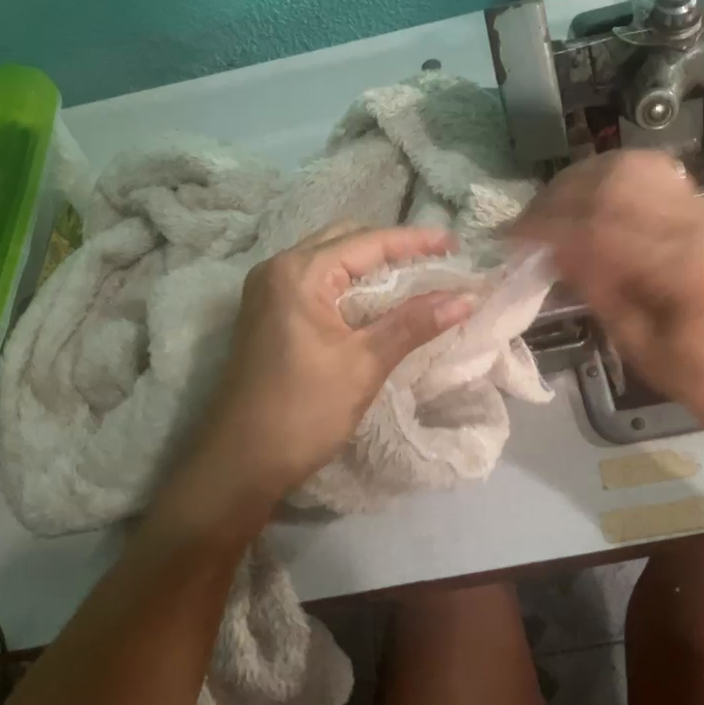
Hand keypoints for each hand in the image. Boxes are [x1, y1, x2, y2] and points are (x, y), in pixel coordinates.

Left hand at [176, 224, 474, 516]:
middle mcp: (278, 269)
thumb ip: (414, 322)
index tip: (456, 243)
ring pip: (329, 259)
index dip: (415, 241)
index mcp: (299, 273)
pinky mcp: (267, 313)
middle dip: (392, 247)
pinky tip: (377, 300)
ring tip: (415, 276)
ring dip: (370, 265)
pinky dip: (349, 283)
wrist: (237, 464)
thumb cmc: (302, 412)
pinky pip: (316, 281)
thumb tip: (466, 297)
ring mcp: (267, 291)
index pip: (368, 242)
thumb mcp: (364, 364)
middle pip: (345, 240)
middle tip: (437, 260)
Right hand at [510, 151, 703, 423]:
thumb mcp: (630, 338)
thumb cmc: (688, 370)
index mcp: (690, 267)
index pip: (604, 228)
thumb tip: (547, 244)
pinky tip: (586, 193)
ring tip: (551, 203)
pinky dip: (610, 176)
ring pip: (631, 167)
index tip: (513, 237)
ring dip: (582, 180)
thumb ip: (592, 283)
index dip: (551, 227)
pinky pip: (652, 171)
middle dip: (560, 197)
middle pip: (616, 186)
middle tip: (527, 219)